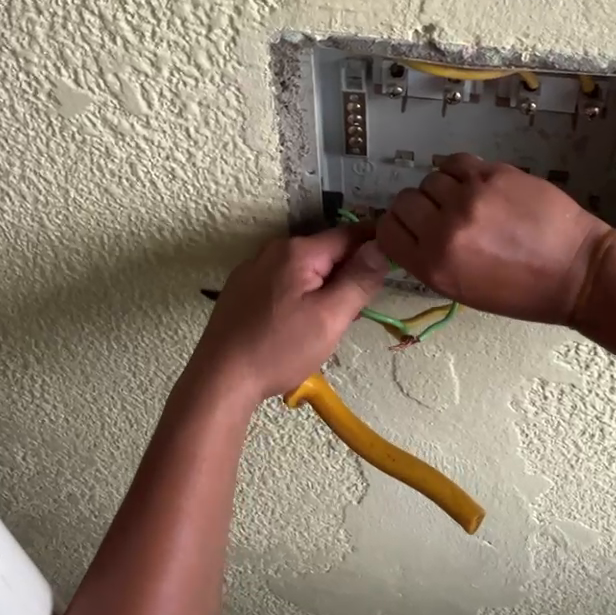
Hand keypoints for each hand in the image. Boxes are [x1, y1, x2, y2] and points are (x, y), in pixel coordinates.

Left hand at [191, 225, 390, 400]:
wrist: (220, 379)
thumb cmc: (279, 349)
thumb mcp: (330, 317)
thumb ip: (359, 279)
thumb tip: (380, 246)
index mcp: (298, 251)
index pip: (350, 235)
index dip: (375, 246)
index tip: (395, 262)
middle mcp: (273, 250)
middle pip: (326, 252)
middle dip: (347, 274)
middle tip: (355, 311)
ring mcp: (253, 269)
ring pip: (304, 269)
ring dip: (324, 287)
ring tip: (326, 325)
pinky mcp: (242, 289)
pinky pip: (283, 281)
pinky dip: (300, 295)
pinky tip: (297, 326)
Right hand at [377, 153, 615, 325]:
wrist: (578, 272)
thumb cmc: (524, 291)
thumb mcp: (462, 289)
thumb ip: (430, 259)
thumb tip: (411, 230)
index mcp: (433, 267)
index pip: (388, 230)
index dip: (398, 226)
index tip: (413, 227)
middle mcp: (444, 231)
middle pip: (405, 201)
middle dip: (420, 207)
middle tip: (444, 215)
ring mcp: (469, 199)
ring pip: (431, 178)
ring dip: (444, 189)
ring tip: (469, 201)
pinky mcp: (493, 175)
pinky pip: (456, 161)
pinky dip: (461, 170)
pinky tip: (476, 184)